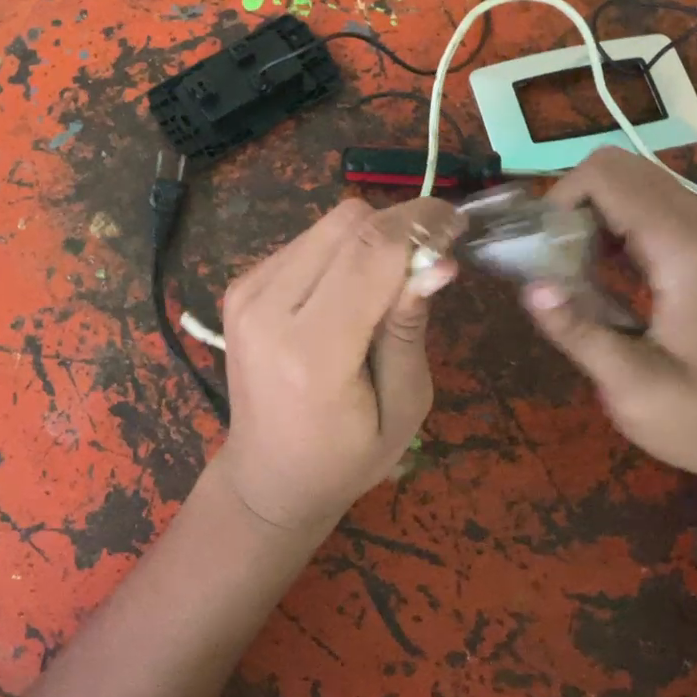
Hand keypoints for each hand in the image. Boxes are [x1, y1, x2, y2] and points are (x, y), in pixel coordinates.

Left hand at [212, 197, 463, 532]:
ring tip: (384, 287)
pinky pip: (303, 242)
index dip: (421, 223)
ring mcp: (246, 294)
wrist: (267, 473)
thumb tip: (437, 261)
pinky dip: (336, 254)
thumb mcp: (402, 408)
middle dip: (396, 229)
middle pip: (347, 223)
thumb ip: (410, 329)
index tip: (456, 223)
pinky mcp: (239, 288)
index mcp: (312, 351)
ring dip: (366, 242)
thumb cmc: (345, 457)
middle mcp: (268, 310)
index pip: (371, 252)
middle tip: (426, 261)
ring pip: (325, 225)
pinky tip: (345, 295)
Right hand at [523, 148, 696, 495]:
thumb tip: (527, 287)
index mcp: (685, 250)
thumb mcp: (630, 386)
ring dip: (592, 212)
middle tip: (552, 258)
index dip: (559, 201)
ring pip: (636, 182)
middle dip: (572, 201)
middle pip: (619, 168)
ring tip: (573, 269)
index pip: (606, 177)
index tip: (540, 251)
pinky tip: (604, 275)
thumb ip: (577, 332)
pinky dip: (615, 224)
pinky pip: (653, 208)